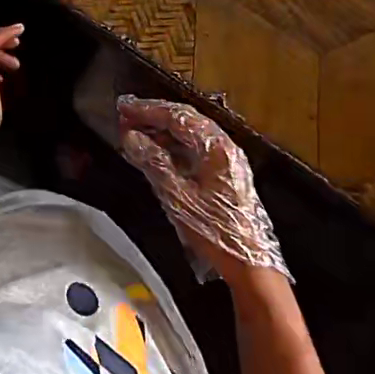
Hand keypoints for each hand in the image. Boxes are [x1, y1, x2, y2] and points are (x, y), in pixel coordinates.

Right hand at [115, 96, 289, 281]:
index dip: (148, 109)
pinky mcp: (224, 175)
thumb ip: (154, 163)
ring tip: (135, 132)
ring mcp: (226, 161)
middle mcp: (225, 148)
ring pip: (189, 135)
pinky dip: (172, 146)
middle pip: (185, 121)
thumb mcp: (179, 197)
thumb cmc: (217, 232)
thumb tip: (131, 137)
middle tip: (125, 115)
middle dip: (154, 116)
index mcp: (217, 148)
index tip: (124, 106)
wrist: (250, 267)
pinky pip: (194, 149)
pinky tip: (154, 152)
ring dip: (162, 131)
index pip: (178, 117)